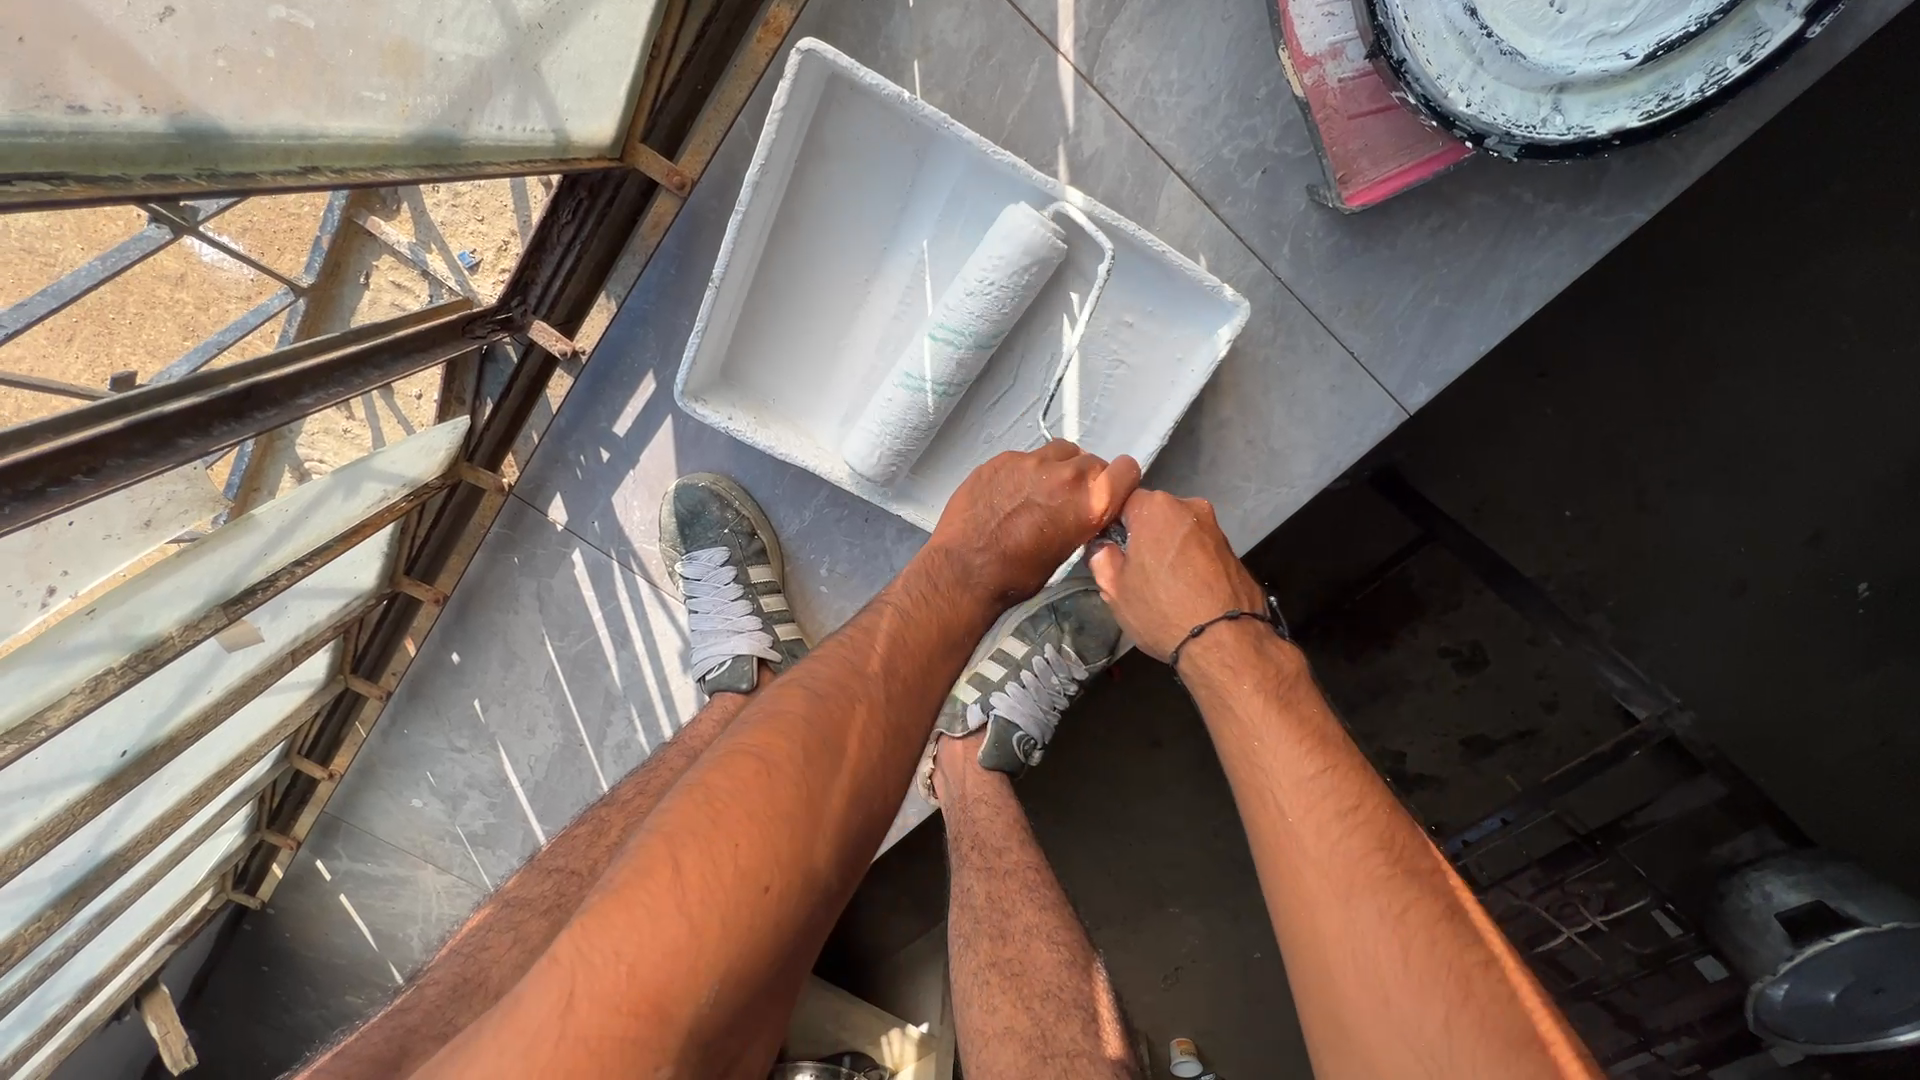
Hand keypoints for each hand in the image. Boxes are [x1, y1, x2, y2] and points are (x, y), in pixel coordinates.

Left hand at [926, 440, 1139, 604]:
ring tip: (1038, 491)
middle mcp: (1067, 475)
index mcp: (1091, 502)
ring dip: (1056, 467)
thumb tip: (1083, 511)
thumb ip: (1083, 521)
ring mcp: (1032, 461)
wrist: (964, 570)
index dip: (1119, 481)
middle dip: (1084, 478)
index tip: (1108, 491)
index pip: (1127, 470)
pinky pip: (1025, 456)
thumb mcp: (1067, 554)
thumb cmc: (1018, 575)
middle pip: (1091, 460)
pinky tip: (1008, 494)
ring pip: (1059, 451)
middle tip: (1065, 500)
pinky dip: (1024, 471)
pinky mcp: (1002, 458)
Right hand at [1088, 488, 1265, 662]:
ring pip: (1179, 531)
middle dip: (1143, 534)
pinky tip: (1186, 589)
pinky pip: (1200, 548)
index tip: (1108, 547)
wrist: (1225, 643)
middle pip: (1155, 514)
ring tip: (1162, 583)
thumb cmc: (1161, 610)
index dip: (1113, 523)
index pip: (1123, 501)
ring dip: (1168, 548)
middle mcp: (1189, 507)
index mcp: (1156, 508)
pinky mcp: (1233, 551)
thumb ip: (1102, 558)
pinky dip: (1190, 561)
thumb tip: (1104, 549)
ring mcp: (1216, 528)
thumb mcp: (1114, 589)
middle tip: (1134, 568)